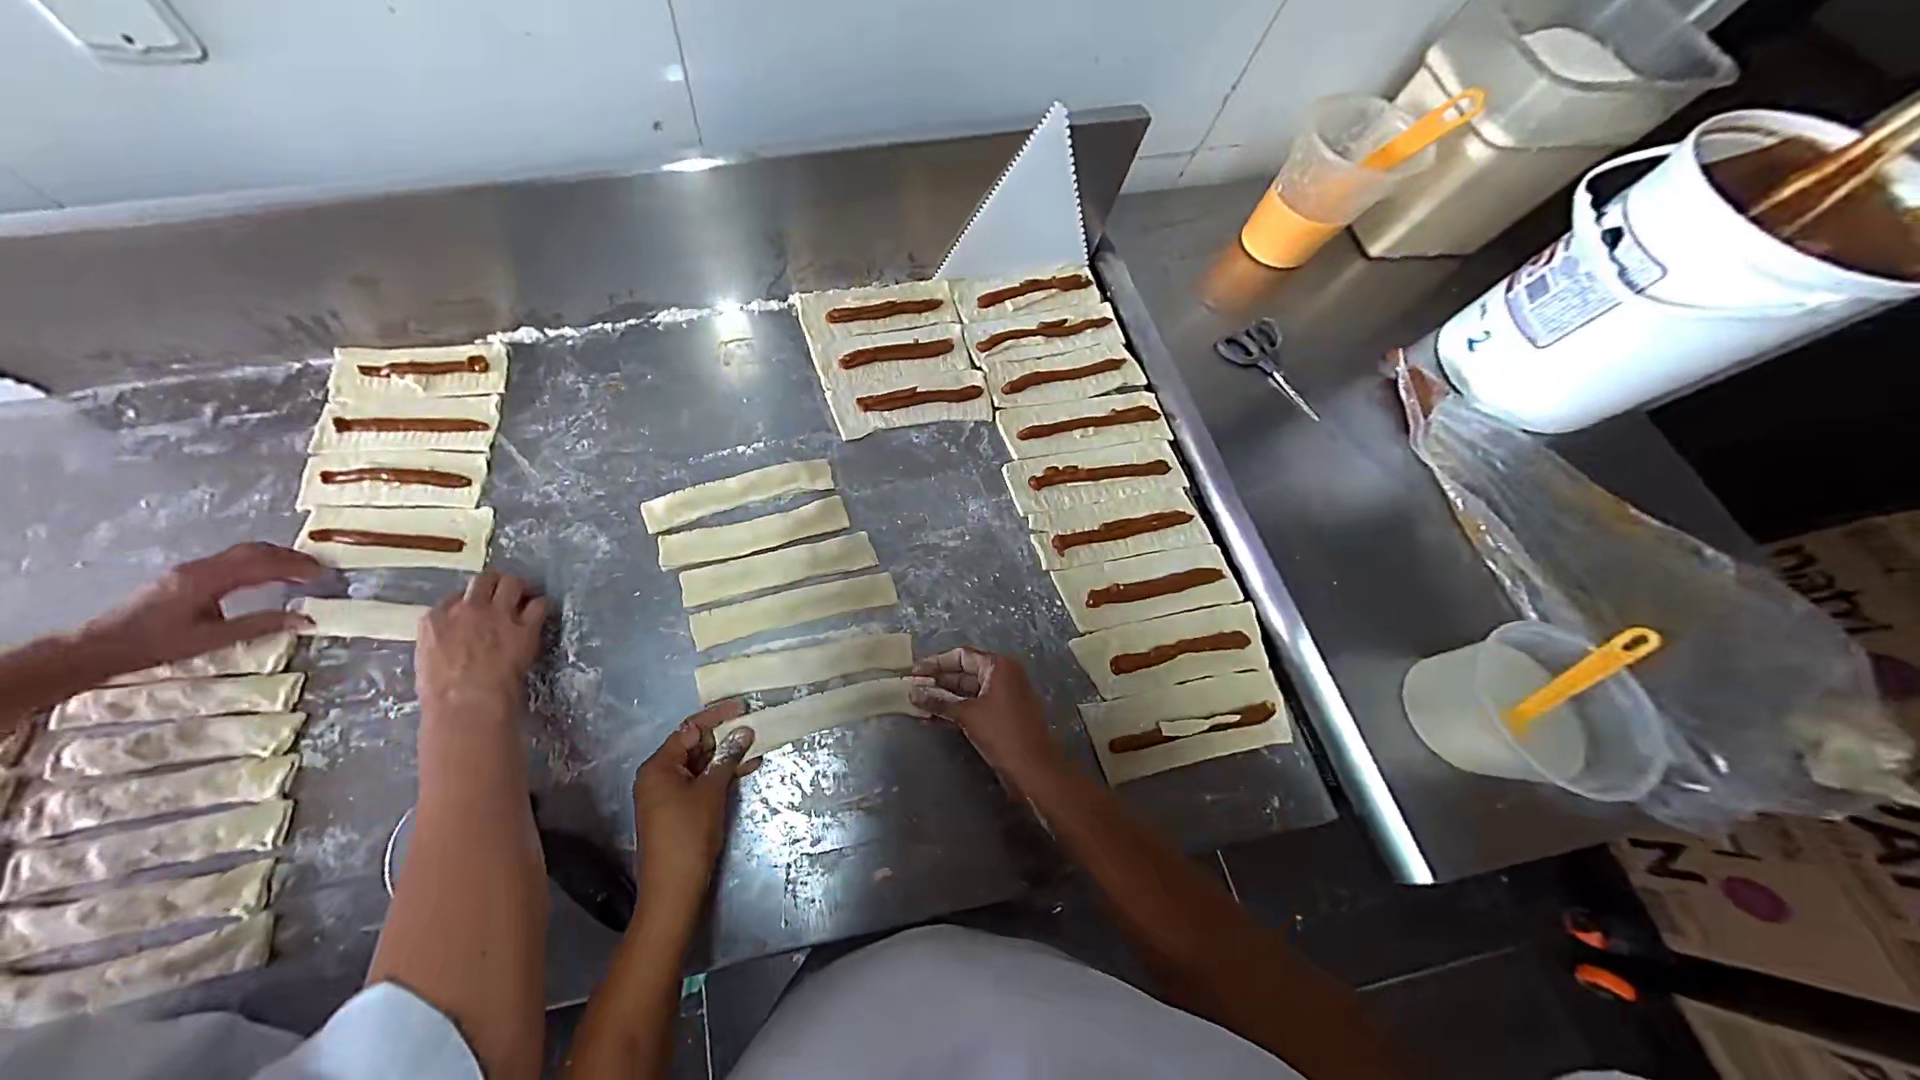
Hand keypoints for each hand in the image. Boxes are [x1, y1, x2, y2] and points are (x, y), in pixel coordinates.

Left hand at [78, 542, 324, 675]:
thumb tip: (306, 620)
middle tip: (319, 569)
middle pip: (254, 551)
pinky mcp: (185, 577)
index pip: (263, 564)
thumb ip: (261, 626)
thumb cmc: (154, 645)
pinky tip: (268, 577)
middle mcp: (200, 568)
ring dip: (275, 558)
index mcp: (208, 580)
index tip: (324, 574)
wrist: (96, 648)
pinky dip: (258, 564)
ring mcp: (190, 570)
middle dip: (290, 557)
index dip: (297, 567)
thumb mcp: (212, 639)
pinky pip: (231, 561)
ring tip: (300, 571)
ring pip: (242, 553)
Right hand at [416, 569, 548, 718]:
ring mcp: (499, 615)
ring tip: (523, 596)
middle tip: (503, 591)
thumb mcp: (426, 656)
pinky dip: (540, 606)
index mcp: (437, 618)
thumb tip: (454, 634)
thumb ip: (441, 636)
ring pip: (512, 583)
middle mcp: (469, 608)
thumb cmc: (441, 690)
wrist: (468, 700)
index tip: (477, 606)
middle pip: (484, 579)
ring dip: (518, 588)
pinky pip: (539, 604)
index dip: (470, 598)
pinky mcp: (525, 626)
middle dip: (494, 582)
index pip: (457, 595)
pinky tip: (538, 613)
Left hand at [633, 701, 755, 907]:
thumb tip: (744, 731)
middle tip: (754, 728)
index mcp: (658, 766)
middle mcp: (658, 776)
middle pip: (694, 746)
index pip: (689, 730)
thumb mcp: (711, 790)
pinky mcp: (678, 809)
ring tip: (757, 747)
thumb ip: (727, 758)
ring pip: (700, 765)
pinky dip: (720, 775)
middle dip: (724, 737)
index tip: (742, 707)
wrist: (674, 887)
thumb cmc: (689, 833)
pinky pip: (700, 782)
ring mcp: (667, 794)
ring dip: (726, 757)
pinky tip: (746, 769)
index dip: (716, 717)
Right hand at [910, 647, 1059, 784]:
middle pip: (963, 672)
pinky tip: (930, 718)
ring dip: (942, 698)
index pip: (961, 655)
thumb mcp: (967, 714)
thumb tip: (912, 693)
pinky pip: (972, 706)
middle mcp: (1002, 676)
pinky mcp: (1000, 715)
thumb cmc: (1002, 733)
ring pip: (966, 692)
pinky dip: (954, 710)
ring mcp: (1002, 696)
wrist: (1033, 768)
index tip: (914, 672)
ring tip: (915, 704)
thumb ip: (938, 701)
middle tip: (911, 689)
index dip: (936, 662)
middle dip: (936, 682)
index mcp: (998, 666)